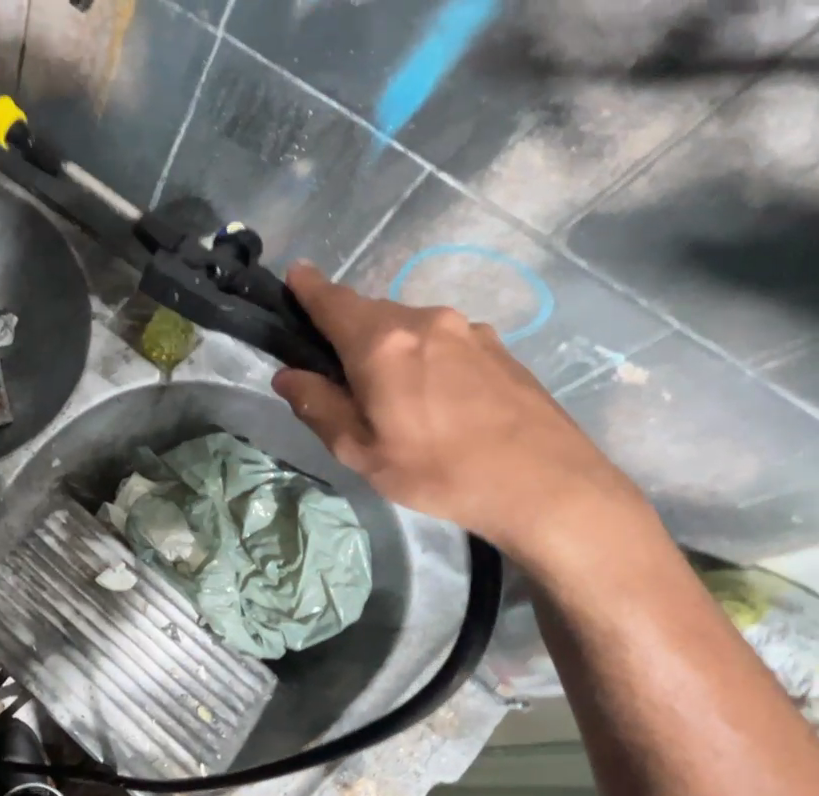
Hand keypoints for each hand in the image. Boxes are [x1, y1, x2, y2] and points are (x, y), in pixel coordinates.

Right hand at [271, 262, 648, 564]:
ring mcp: (467, 331)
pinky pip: (439, 341)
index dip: (308, 288)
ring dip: (383, 347)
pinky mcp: (496, 348)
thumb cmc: (436, 470)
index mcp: (382, 344)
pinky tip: (425, 397)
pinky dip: (418, 357)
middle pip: (369, 314)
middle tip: (329, 371)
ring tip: (380, 392)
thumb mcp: (358, 450)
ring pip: (406, 327)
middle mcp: (425, 323)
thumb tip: (288, 375)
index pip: (333, 302)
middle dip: (343, 330)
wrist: (545, 483)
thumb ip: (317, 406)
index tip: (294, 274)